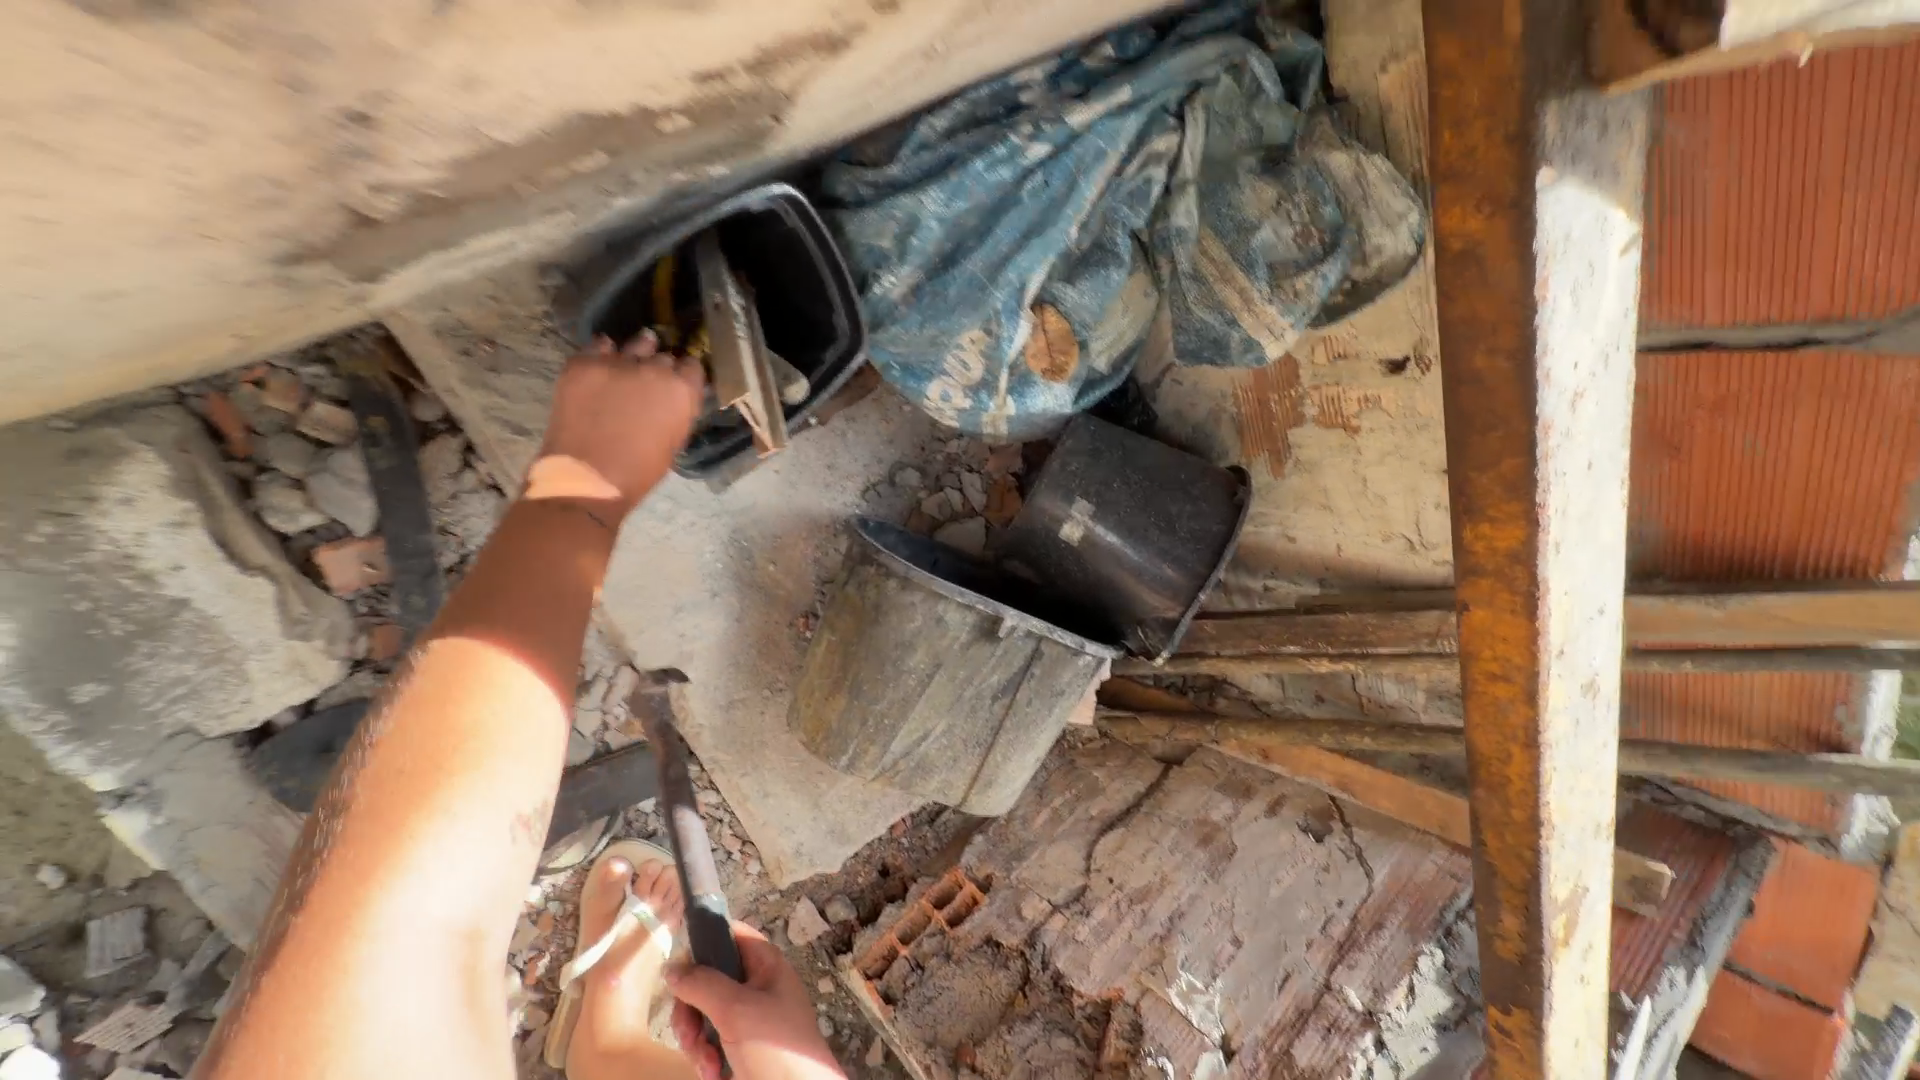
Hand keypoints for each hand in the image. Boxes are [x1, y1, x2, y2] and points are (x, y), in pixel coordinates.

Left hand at [524, 331, 704, 518]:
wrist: (589, 477)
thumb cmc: (640, 471)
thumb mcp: (675, 439)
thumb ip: (678, 410)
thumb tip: (674, 397)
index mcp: (682, 391)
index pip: (692, 366)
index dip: (685, 376)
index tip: (678, 385)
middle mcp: (655, 369)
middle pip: (664, 357)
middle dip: (660, 368)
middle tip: (650, 383)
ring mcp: (618, 363)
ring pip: (636, 344)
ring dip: (637, 352)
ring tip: (629, 364)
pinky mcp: (585, 363)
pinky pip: (599, 345)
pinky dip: (603, 352)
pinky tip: (603, 364)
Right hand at [667, 923, 844, 1079]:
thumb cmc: (775, 1047)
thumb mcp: (737, 1010)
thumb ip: (702, 984)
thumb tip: (671, 966)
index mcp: (765, 963)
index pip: (728, 933)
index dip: (702, 942)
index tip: (676, 964)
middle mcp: (756, 984)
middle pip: (707, 977)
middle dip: (691, 1009)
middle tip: (689, 1035)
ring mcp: (748, 1016)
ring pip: (703, 1012)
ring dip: (696, 1040)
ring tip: (707, 1065)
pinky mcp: (740, 1046)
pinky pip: (709, 1040)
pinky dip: (705, 1057)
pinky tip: (714, 1075)